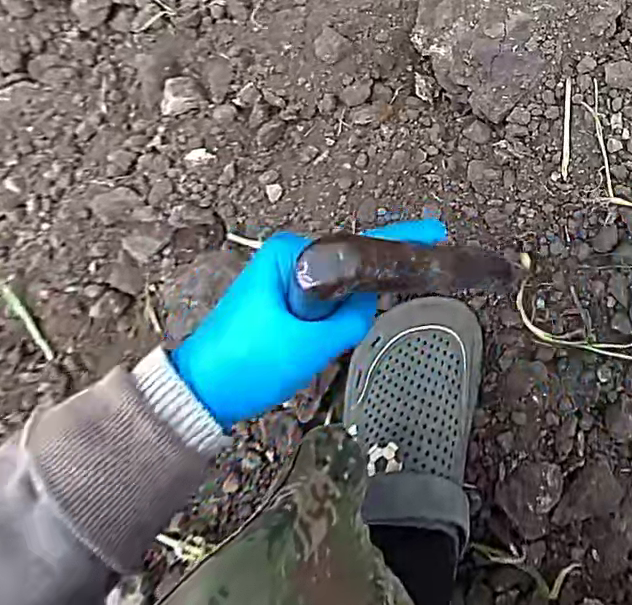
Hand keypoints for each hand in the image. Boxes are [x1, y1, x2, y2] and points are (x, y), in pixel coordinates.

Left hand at [171, 218, 447, 427]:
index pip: (359, 243)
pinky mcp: (280, 295)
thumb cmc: (245, 366)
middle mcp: (287, 256)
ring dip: (352, 301)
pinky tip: (344, 324)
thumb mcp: (314, 343)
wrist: (195, 399)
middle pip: (351, 260)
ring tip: (348, 326)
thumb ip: (356, 317)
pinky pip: (325, 293)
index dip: (403, 238)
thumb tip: (371, 303)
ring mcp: (282, 274)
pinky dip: (338, 308)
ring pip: (340, 281)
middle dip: (374, 279)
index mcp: (291, 255)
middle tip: (406, 284)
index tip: (435, 231)